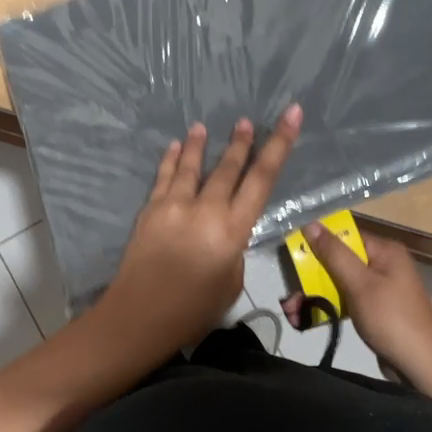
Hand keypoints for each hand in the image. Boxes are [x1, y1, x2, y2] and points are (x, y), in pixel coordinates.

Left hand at [102, 107, 301, 346]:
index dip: (279, 145)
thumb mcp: (230, 283)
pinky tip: (173, 146)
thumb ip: (234, 252)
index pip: (263, 179)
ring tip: (203, 126)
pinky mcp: (150, 210)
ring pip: (192, 166)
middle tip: (246, 121)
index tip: (291, 116)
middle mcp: (207, 210)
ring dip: (199, 145)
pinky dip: (170, 160)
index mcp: (233, 230)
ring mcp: (175, 206)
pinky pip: (164, 177)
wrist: (140, 315)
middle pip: (229, 167)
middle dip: (241, 142)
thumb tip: (226, 232)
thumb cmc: (193, 309)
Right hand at [283, 226, 431, 376]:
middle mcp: (384, 263)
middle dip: (310, 279)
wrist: (420, 365)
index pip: (344, 236)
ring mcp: (380, 287)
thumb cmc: (390, 319)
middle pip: (338, 261)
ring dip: (314, 296)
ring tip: (291, 313)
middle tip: (288, 299)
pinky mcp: (375, 308)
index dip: (316, 244)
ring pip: (338, 283)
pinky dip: (328, 307)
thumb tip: (310, 222)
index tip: (292, 258)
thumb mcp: (359, 283)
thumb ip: (334, 253)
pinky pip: (346, 300)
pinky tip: (306, 320)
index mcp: (385, 250)